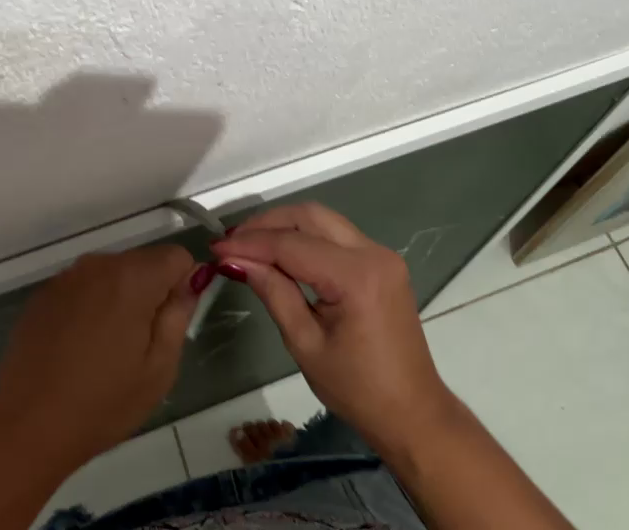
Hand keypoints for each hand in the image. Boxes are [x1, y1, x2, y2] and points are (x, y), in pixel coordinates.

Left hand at [0, 244, 199, 473]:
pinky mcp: (41, 296)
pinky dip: (88, 308)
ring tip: (106, 351)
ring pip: (110, 275)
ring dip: (118, 299)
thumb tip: (188, 285)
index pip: (175, 255)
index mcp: (131, 278)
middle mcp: (97, 266)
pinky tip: (77, 349)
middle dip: (150, 293)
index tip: (171, 321)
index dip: (183, 284)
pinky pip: (81, 289)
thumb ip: (178, 317)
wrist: (24, 427)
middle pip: (141, 262)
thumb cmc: (101, 404)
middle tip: (140, 345)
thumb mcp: (158, 370)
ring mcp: (65, 278)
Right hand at [211, 203, 458, 449]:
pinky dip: (305, 236)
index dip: (251, 243)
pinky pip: (337, 235)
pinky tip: (280, 252)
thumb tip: (235, 260)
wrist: (411, 411)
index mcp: (356, 277)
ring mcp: (382, 254)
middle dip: (267, 224)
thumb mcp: (305, 344)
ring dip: (285, 225)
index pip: (292, 244)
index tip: (216, 247)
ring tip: (248, 244)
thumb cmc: (356, 389)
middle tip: (231, 241)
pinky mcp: (382, 262)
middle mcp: (373, 253)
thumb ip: (273, 292)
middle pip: (310, 216)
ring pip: (324, 220)